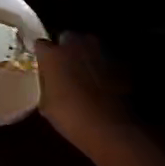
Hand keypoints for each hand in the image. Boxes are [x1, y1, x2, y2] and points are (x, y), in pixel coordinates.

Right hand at [36, 31, 131, 146]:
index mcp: (51, 54)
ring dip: (87, 53)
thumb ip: (47, 84)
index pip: (41, 44)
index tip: (43, 63)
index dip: (42, 54)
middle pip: (68, 36)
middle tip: (65, 61)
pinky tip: (105, 80)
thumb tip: (50, 82)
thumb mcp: (46, 103)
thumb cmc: (71, 117)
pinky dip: (106, 66)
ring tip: (86, 68)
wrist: (114, 129)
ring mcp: (102, 54)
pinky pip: (109, 60)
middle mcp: (75, 46)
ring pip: (91, 44)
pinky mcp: (124, 66)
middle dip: (67, 46)